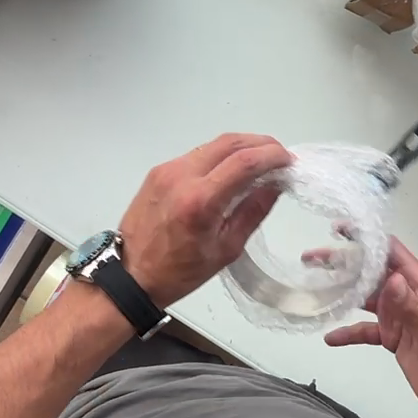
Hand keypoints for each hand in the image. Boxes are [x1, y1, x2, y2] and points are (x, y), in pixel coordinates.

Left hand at [118, 134, 292, 307]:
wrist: (129, 274)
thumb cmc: (179, 271)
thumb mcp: (226, 249)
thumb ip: (252, 211)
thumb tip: (275, 184)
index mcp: (200, 200)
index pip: (244, 162)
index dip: (272, 156)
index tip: (289, 161)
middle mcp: (182, 176)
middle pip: (229, 142)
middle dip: (260, 143)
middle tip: (279, 155)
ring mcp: (167, 170)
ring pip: (212, 145)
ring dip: (240, 147)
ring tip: (259, 161)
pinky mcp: (158, 171)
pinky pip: (196, 155)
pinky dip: (218, 156)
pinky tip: (230, 170)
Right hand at [323, 239, 417, 417]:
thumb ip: (410, 305)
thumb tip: (392, 278)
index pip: (390, 251)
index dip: (366, 238)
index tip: (340, 230)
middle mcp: (406, 295)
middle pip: (369, 272)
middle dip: (342, 263)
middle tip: (313, 258)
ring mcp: (397, 316)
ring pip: (363, 297)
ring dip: (340, 292)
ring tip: (315, 286)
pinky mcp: (392, 337)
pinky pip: (364, 330)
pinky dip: (347, 331)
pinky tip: (331, 336)